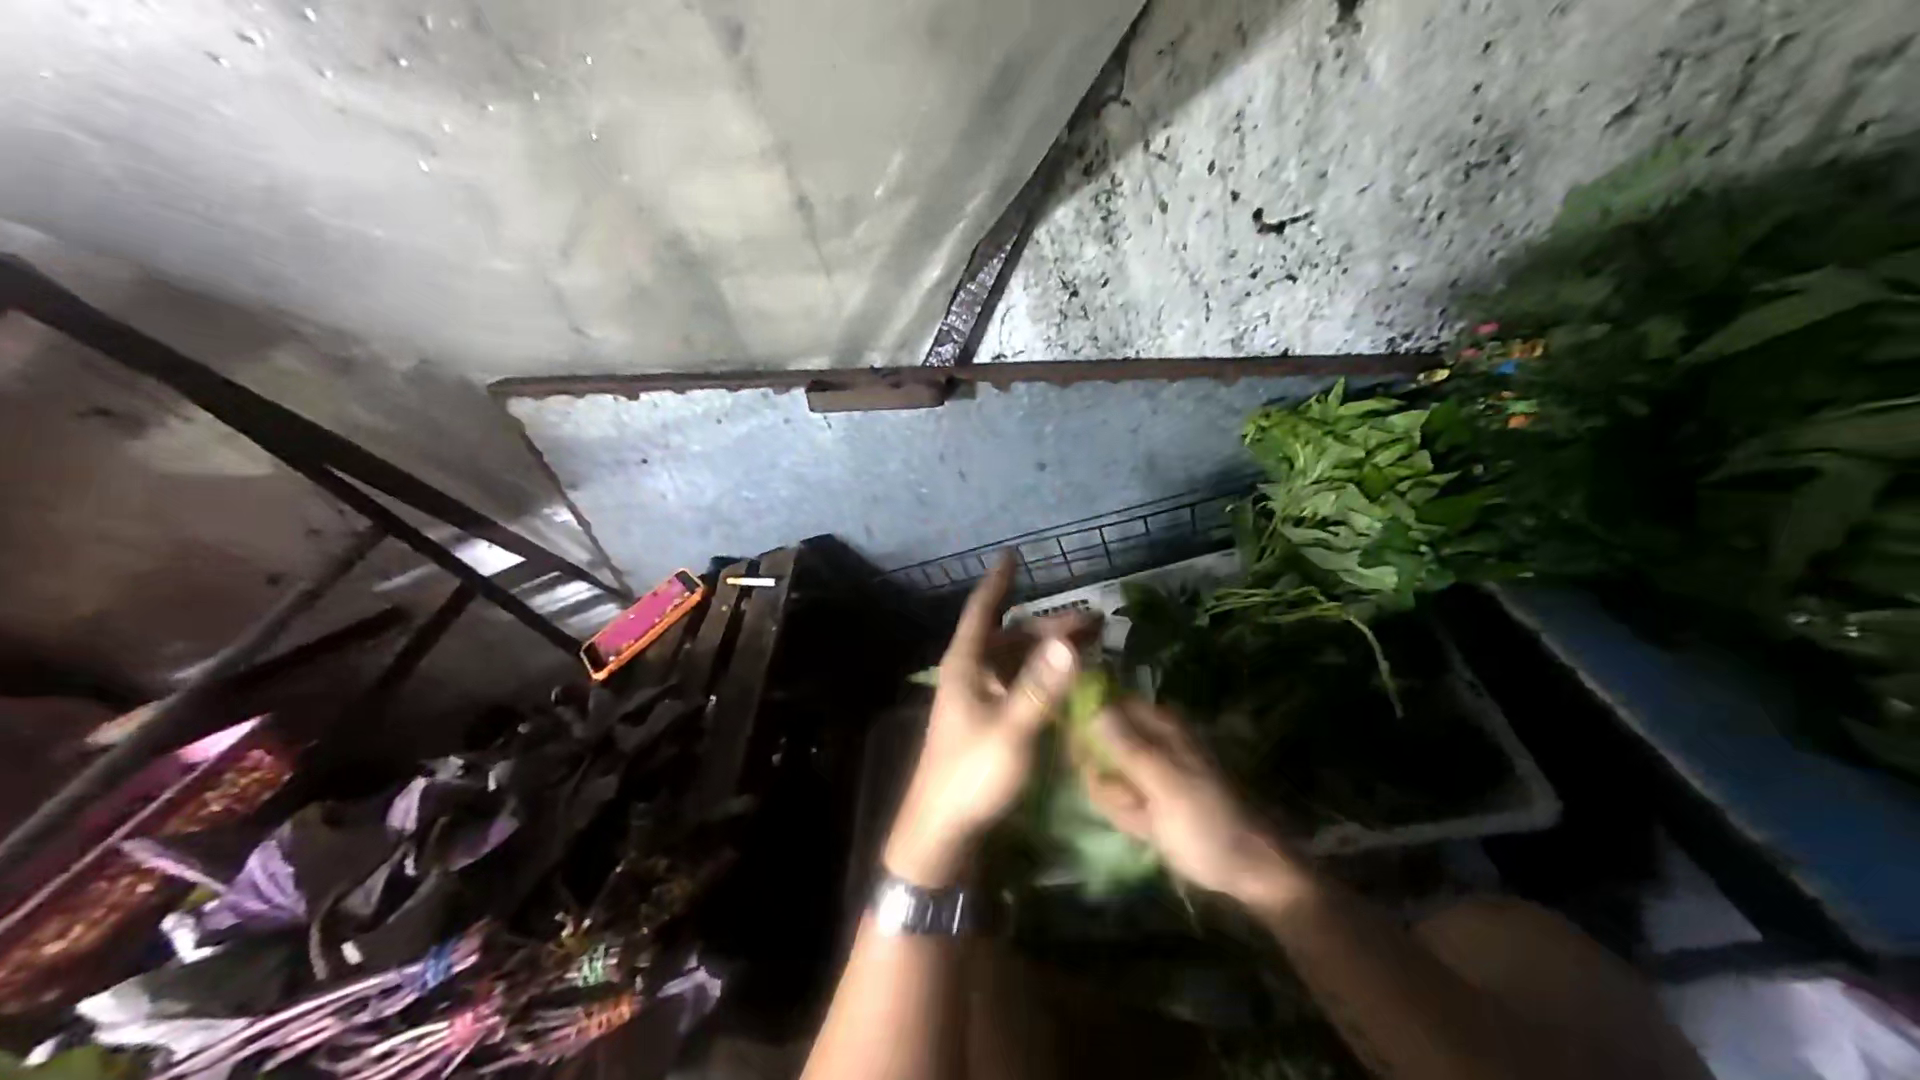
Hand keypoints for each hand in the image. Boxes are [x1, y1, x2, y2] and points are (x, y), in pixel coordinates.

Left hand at [885, 556, 1086, 886]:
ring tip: (1090, 647)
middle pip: (1011, 638)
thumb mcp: (1010, 730)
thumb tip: (1069, 642)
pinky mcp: (985, 724)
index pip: (982, 611)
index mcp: (966, 666)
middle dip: (1050, 626)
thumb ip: (1040, 688)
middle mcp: (969, 675)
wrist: (941, 831)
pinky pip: (1017, 686)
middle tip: (1095, 622)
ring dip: (1048, 652)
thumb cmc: (971, 776)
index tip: (1013, 555)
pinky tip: (1065, 682)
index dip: (998, 582)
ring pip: (1016, 663)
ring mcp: (976, 701)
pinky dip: (1042, 678)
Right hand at [1083, 699, 1309, 907]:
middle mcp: (1149, 740)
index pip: (1105, 705)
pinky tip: (1145, 829)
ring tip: (1143, 817)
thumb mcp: (1165, 784)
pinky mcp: (1144, 798)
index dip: (1087, 727)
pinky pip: (1114, 799)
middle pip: (1097, 743)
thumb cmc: (1207, 822)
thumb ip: (1128, 747)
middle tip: (1126, 798)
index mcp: (1158, 726)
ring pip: (1102, 774)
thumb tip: (1093, 709)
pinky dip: (1124, 816)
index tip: (1080, 756)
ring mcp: (1146, 771)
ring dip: (1115, 800)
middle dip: (1103, 776)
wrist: (1243, 870)